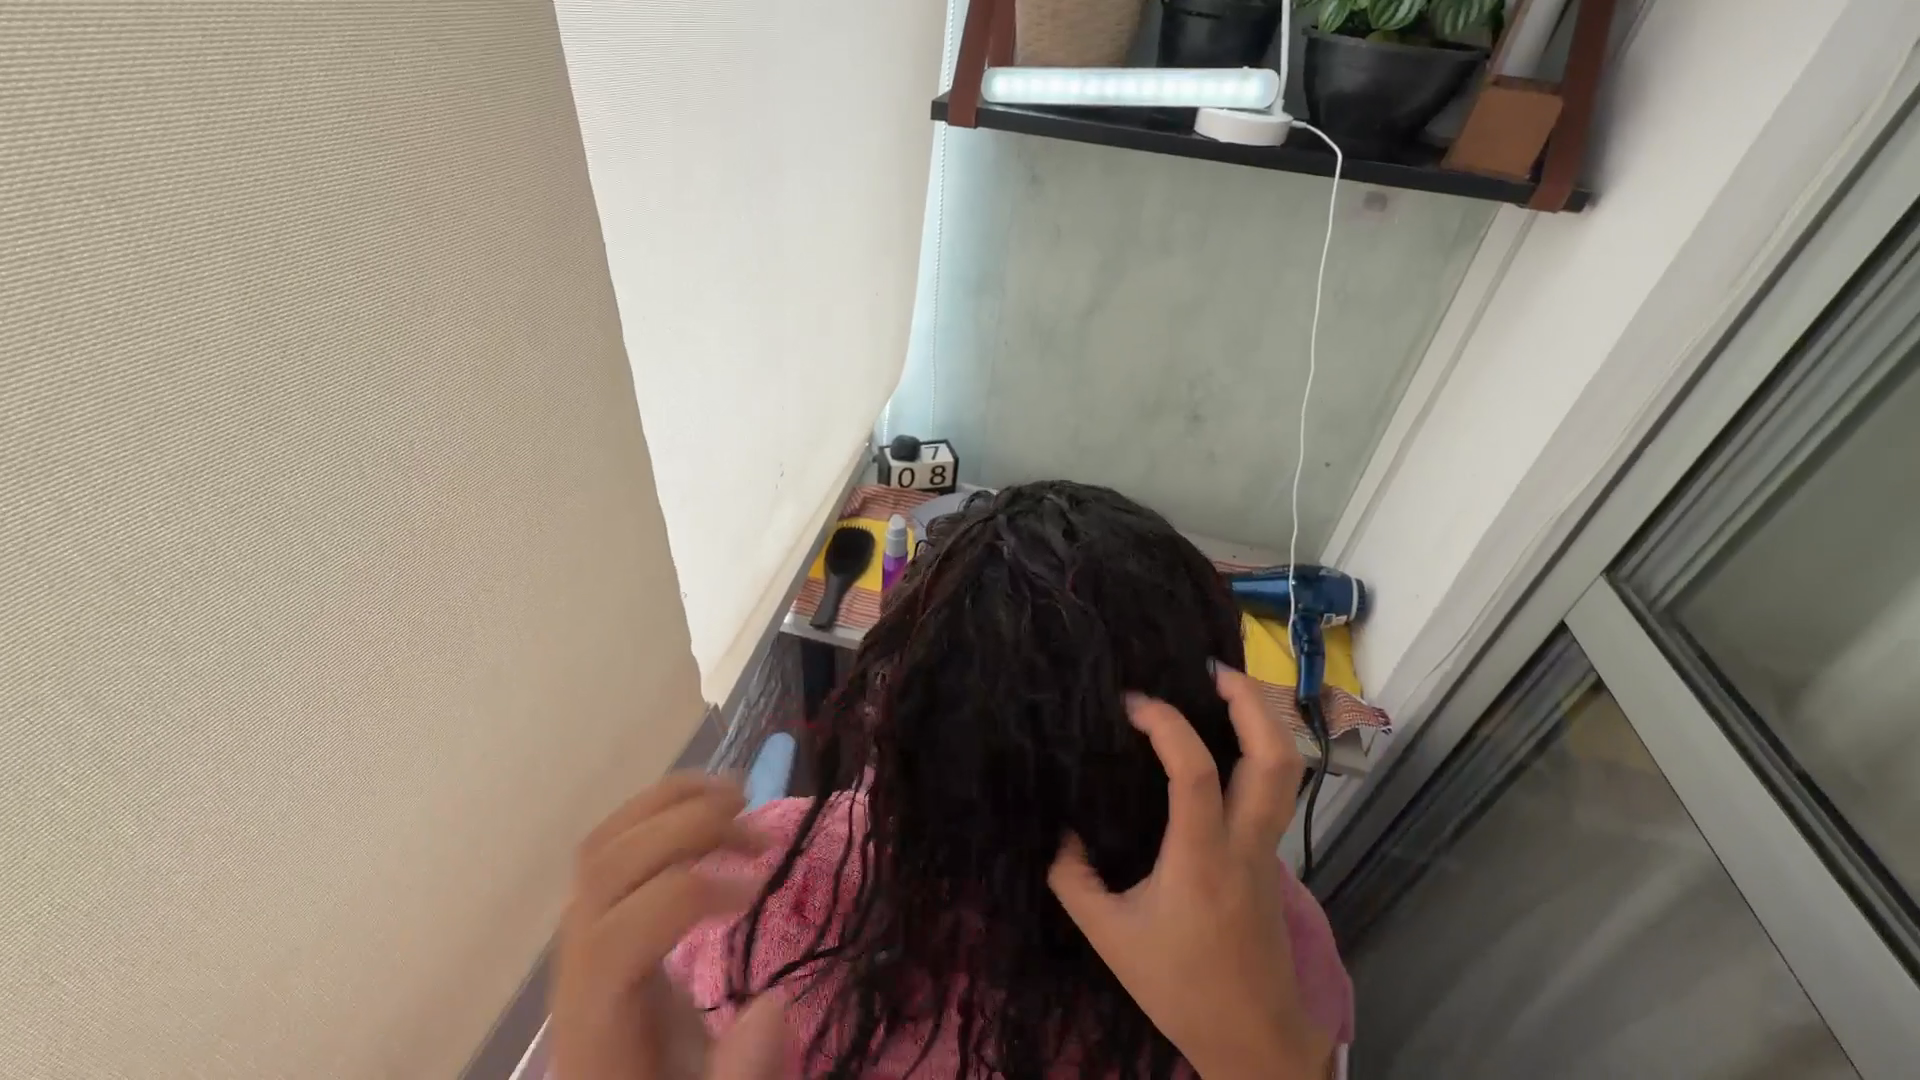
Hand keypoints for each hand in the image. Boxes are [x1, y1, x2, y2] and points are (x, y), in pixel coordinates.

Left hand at [551, 773, 784, 1079]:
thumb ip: (739, 1078)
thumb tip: (773, 1004)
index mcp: (598, 1020)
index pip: (617, 936)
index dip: (687, 896)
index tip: (757, 892)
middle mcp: (575, 966)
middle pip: (606, 870)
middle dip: (686, 832)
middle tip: (760, 834)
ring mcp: (582, 932)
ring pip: (603, 842)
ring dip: (672, 804)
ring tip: (739, 797)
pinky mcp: (601, 913)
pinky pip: (612, 841)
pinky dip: (661, 807)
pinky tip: (710, 804)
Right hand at [1047, 665, 1332, 1079]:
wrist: (1253, 1038)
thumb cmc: (1178, 985)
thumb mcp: (1107, 936)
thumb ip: (1072, 878)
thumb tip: (1058, 831)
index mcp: (1201, 857)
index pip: (1194, 769)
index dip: (1165, 723)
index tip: (1132, 703)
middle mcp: (1245, 842)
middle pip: (1273, 756)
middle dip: (1249, 701)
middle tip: (1212, 668)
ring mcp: (1268, 849)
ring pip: (1288, 771)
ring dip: (1264, 721)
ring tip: (1228, 690)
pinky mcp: (1272, 859)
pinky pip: (1275, 791)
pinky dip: (1258, 752)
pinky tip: (1227, 746)